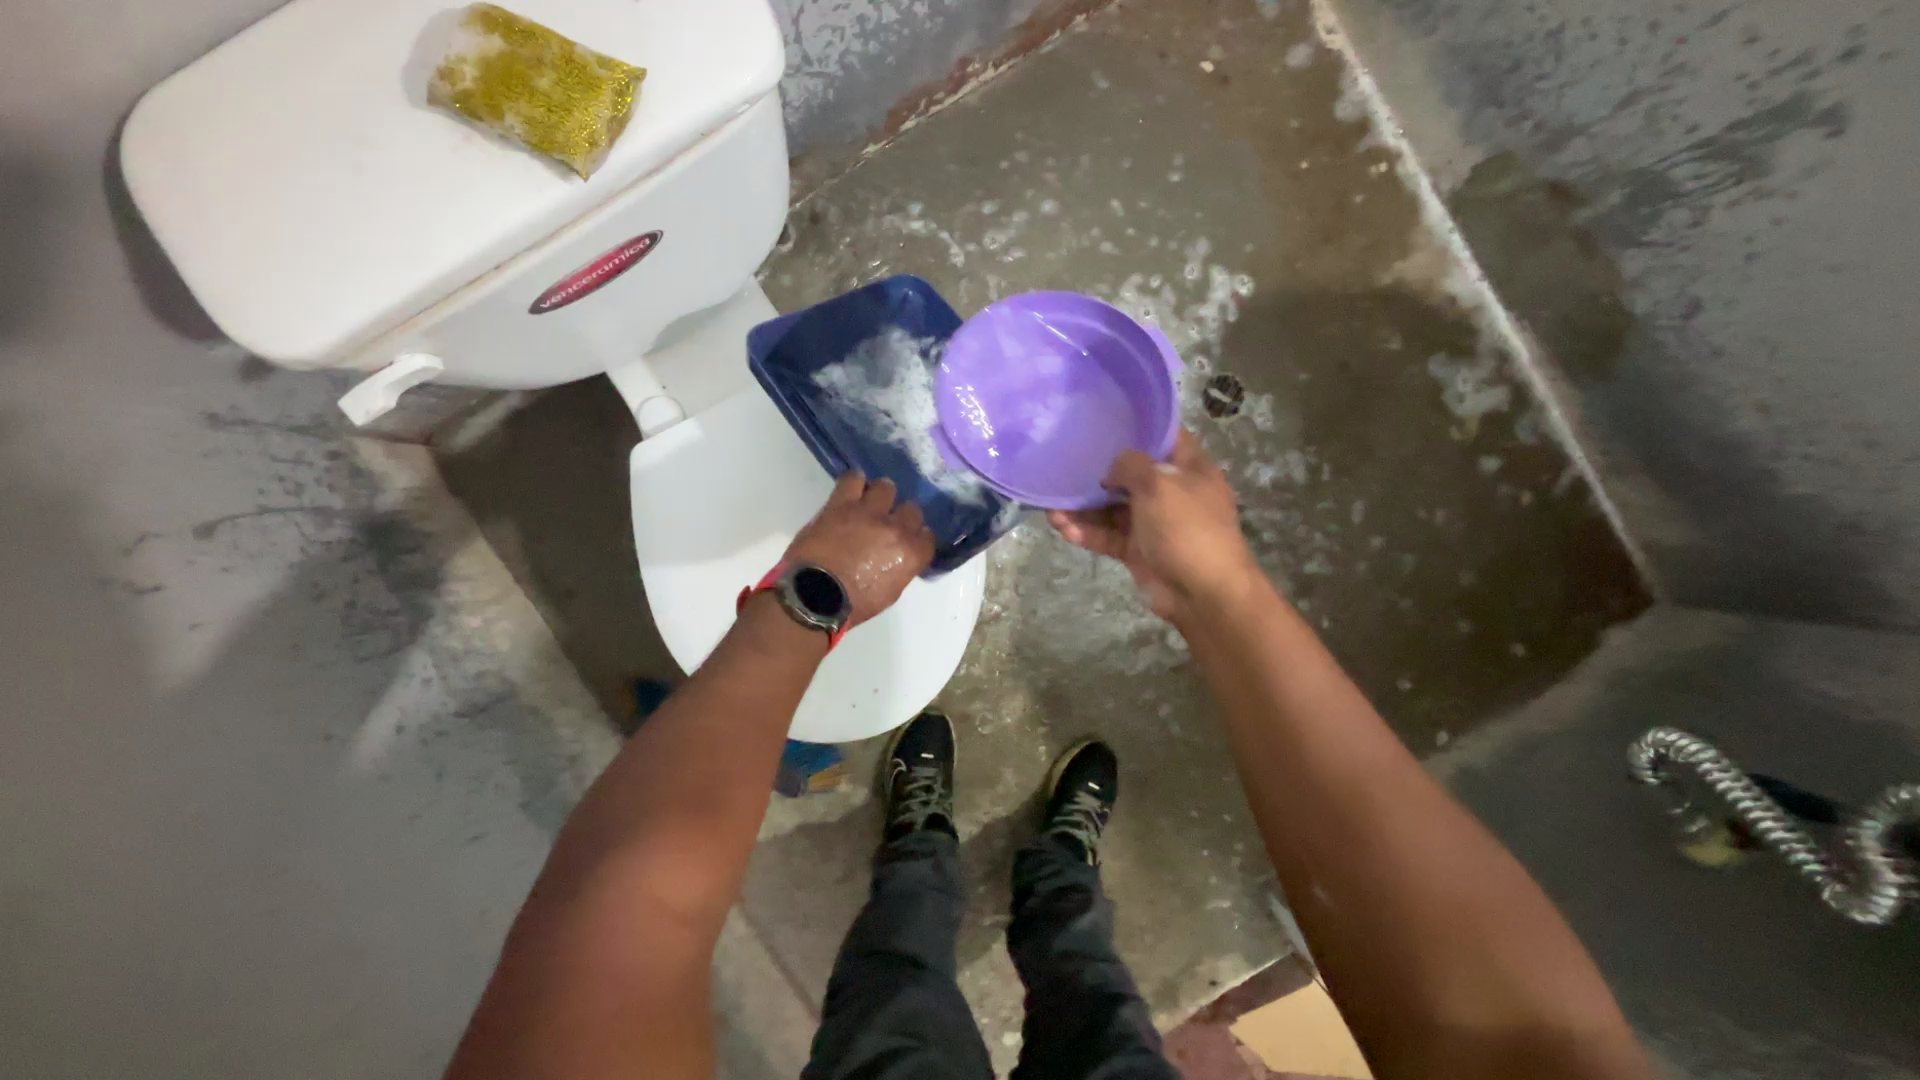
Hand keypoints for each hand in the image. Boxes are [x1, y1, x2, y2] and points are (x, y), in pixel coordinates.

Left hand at [784, 472, 935, 627]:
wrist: (812, 596)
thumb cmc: (852, 604)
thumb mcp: (889, 593)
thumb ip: (900, 568)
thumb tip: (896, 556)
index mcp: (910, 554)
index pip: (928, 536)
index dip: (917, 537)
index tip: (908, 542)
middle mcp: (895, 528)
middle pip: (911, 509)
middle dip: (901, 516)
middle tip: (887, 525)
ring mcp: (868, 512)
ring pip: (886, 487)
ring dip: (881, 496)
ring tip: (870, 504)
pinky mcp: (841, 503)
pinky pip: (854, 479)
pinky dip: (855, 483)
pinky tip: (852, 492)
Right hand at [1048, 429, 1262, 623]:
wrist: (1203, 593)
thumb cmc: (1187, 528)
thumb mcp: (1159, 483)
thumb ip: (1130, 465)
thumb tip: (1111, 471)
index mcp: (1189, 468)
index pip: (1163, 437)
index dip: (1136, 427)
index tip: (1102, 421)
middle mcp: (1171, 492)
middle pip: (1129, 474)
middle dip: (1097, 471)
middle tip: (1063, 463)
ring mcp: (1153, 523)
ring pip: (1112, 508)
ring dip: (1083, 507)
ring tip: (1051, 505)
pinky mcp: (1138, 551)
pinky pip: (1108, 536)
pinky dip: (1086, 532)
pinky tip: (1062, 528)